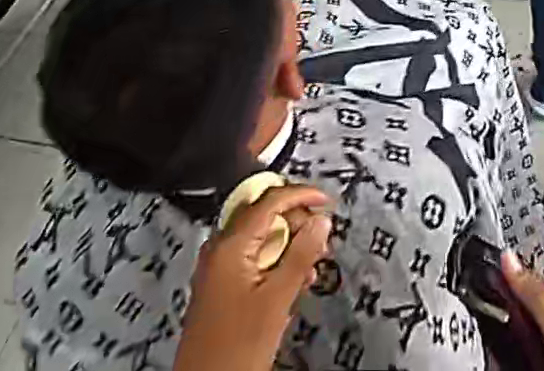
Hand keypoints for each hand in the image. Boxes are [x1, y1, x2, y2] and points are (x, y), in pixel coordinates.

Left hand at [172, 184, 333, 370]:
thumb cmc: (237, 348)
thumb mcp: (277, 299)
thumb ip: (301, 254)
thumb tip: (321, 221)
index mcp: (230, 245)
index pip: (270, 201)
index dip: (302, 195)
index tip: (327, 202)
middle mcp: (219, 249)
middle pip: (264, 215)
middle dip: (296, 222)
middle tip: (320, 240)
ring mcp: (216, 268)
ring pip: (260, 238)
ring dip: (288, 244)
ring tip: (311, 265)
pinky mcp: (219, 286)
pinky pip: (252, 258)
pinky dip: (275, 261)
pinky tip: (293, 281)